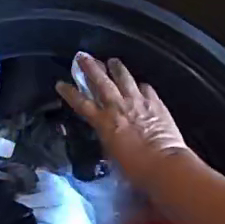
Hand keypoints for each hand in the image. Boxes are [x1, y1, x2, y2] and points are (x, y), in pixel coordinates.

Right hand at [56, 52, 193, 183]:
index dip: (69, 92)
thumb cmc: (134, 167)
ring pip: (124, 78)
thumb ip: (106, 137)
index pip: (81, 103)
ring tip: (112, 61)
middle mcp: (118, 107)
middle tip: (83, 56)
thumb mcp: (111, 153)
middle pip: (101, 82)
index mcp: (103, 121)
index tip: (61, 84)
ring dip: (116, 68)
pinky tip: (139, 84)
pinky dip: (139, 85)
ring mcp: (138, 102)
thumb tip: (106, 133)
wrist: (164, 163)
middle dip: (90, 67)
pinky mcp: (155, 103)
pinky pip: (145, 88)